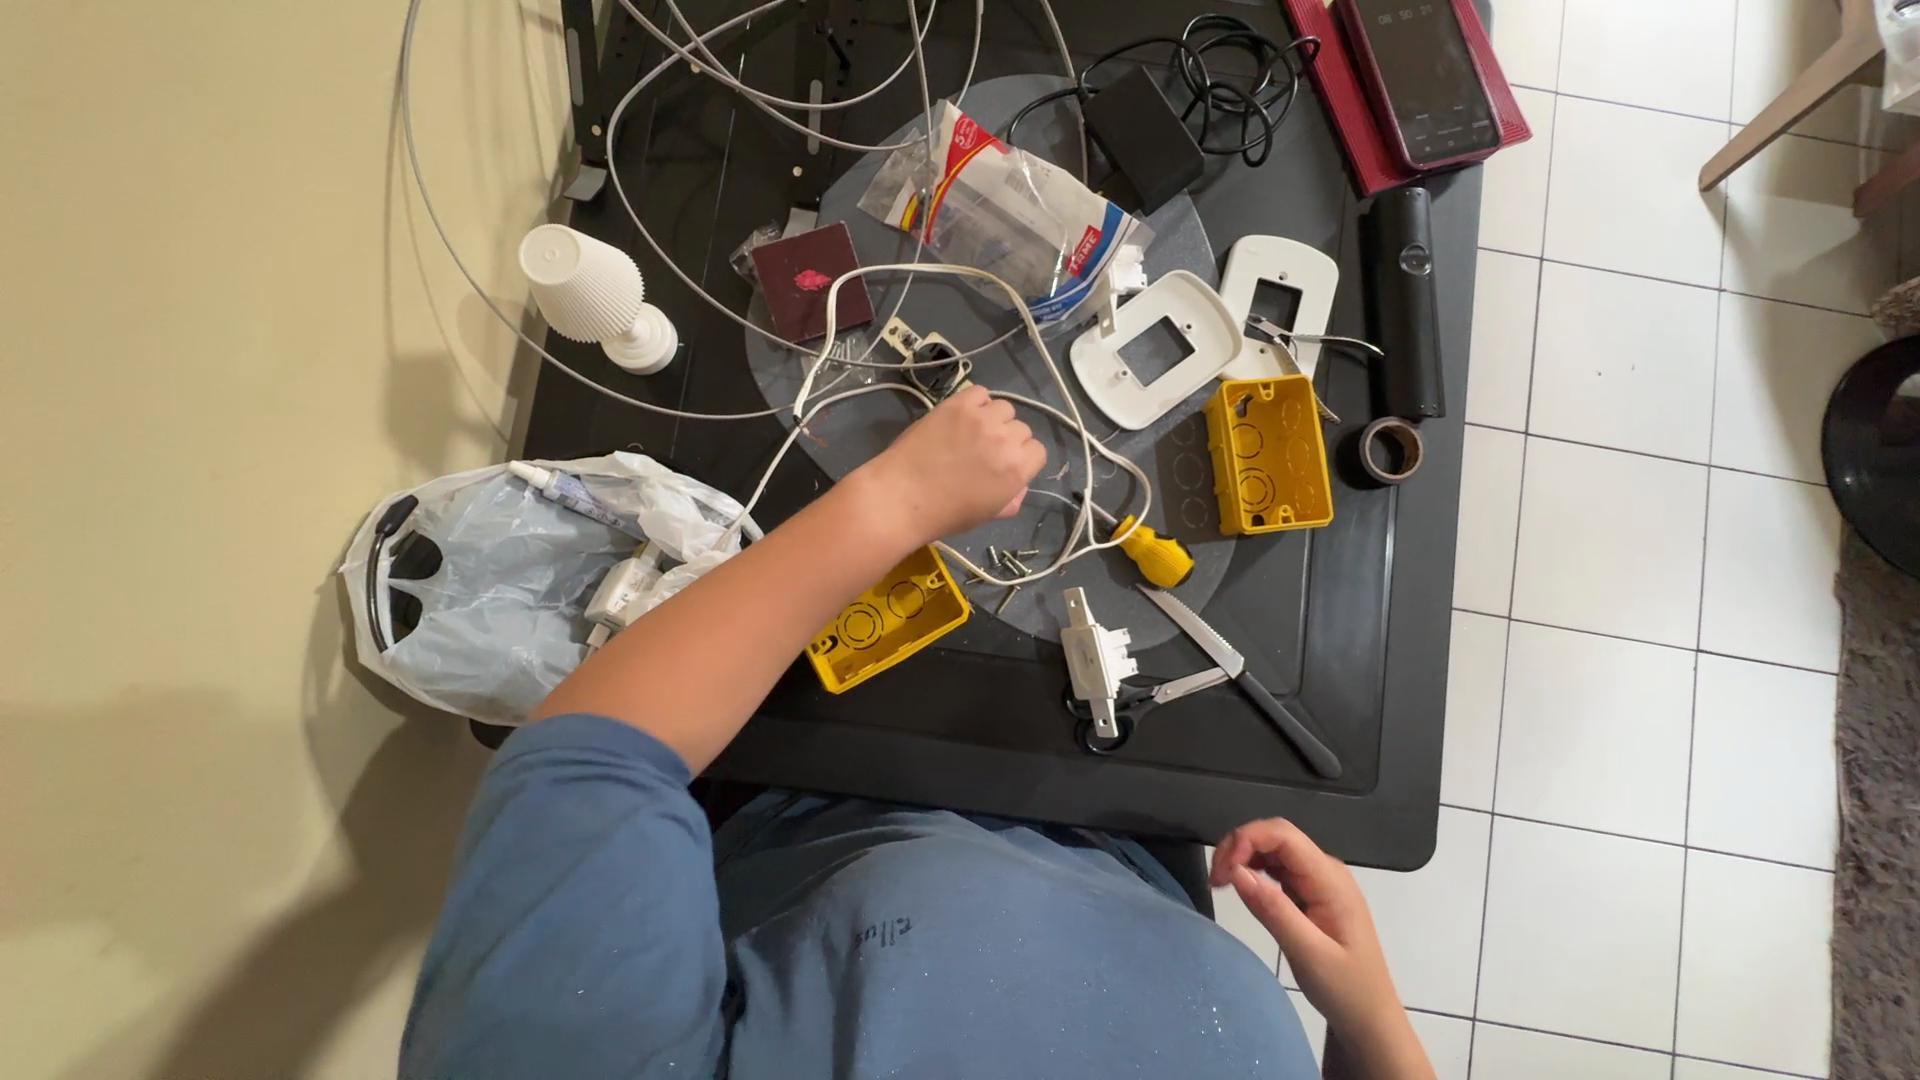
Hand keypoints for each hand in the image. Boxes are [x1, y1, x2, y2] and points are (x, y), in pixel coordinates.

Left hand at [853, 385, 1045, 544]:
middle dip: (1008, 439)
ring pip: (1004, 408)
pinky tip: (962, 417)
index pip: (1037, 450)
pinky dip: (976, 402)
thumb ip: (1012, 498)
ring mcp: (981, 418)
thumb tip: (1018, 485)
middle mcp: (1005, 439)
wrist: (902, 497)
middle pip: (1021, 428)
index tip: (1005, 465)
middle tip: (984, 451)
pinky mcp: (957, 404)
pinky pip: (980, 392)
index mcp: (1017, 469)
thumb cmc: (945, 514)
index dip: (1022, 458)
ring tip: (972, 432)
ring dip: (993, 419)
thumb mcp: (988, 515)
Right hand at [1210, 819, 1404, 1042]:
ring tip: (1221, 883)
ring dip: (1243, 856)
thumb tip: (1236, 871)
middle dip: (1239, 846)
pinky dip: (1252, 870)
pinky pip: (1276, 867)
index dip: (1247, 839)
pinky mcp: (1310, 892)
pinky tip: (1241, 888)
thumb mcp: (1310, 955)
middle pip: (1275, 836)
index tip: (1223, 871)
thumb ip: (1274, 911)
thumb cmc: (1346, 990)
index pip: (1283, 835)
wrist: (1370, 1021)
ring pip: (1273, 848)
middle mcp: (1325, 870)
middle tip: (1215, 879)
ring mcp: (1318, 880)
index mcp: (1330, 879)